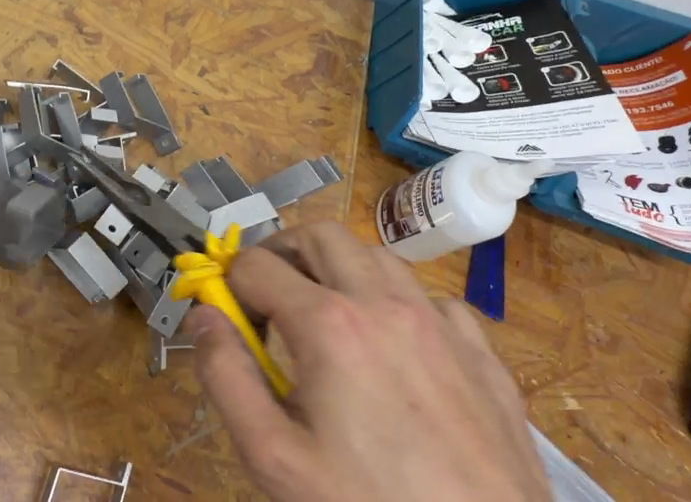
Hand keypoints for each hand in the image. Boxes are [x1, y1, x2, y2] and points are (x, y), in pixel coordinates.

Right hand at [190, 222, 550, 501]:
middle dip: (283, 254)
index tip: (233, 323)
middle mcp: (385, 308)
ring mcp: (443, 331)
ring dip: (342, 272)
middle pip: (320, 236)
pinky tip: (395, 350)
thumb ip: (224, 374)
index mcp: (327, 325)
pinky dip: (403, 307)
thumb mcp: (271, 454)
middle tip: (267, 297)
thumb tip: (204, 316)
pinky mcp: (485, 361)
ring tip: (327, 317)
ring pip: (380, 258)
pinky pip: (436, 302)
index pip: (255, 265)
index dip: (231, 285)